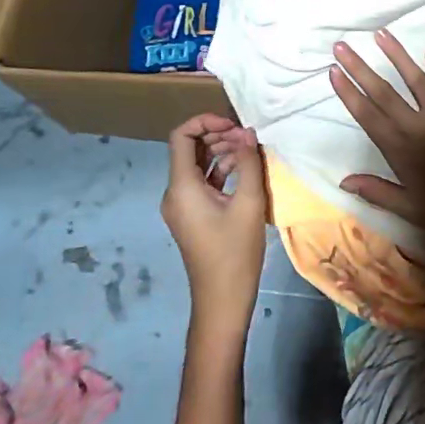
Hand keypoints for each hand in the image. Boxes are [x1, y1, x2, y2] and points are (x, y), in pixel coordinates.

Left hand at [160, 113, 267, 337]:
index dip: (205, 121)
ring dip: (221, 152)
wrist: (222, 301)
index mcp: (181, 186)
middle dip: (217, 136)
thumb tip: (249, 132)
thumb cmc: (234, 253)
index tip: (234, 125)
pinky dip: (220, 171)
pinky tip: (245, 170)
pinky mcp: (191, 215)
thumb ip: (249, 163)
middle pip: (189, 148)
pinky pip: (201, 182)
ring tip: (250, 150)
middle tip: (247, 137)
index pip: (181, 136)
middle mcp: (174, 192)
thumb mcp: (249, 204)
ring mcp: (181, 205)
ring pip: (197, 165)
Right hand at [331, 30, 424, 248]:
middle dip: (360, 67)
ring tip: (380, 34)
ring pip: (414, 79)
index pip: (366, 115)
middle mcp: (416, 127)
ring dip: (396, 55)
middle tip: (342, 45)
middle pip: (382, 91)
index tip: (333, 71)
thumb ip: (377, 191)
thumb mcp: (410, 210)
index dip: (348, 92)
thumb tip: (344, 180)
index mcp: (399, 150)